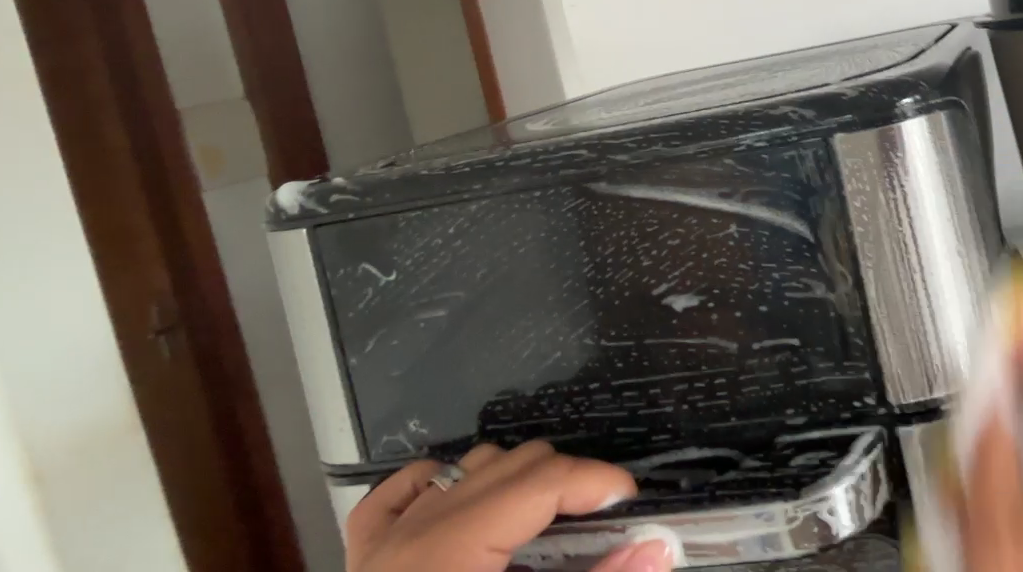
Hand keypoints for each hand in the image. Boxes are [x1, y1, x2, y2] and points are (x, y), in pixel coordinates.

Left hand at [346, 441, 674, 571]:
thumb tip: (658, 547)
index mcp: (450, 548)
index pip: (543, 479)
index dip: (597, 480)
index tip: (634, 504)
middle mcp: (414, 531)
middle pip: (516, 464)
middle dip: (569, 483)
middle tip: (601, 525)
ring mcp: (381, 545)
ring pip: (469, 467)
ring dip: (517, 481)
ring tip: (548, 523)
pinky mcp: (363, 559)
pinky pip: (399, 494)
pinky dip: (442, 486)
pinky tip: (470, 506)